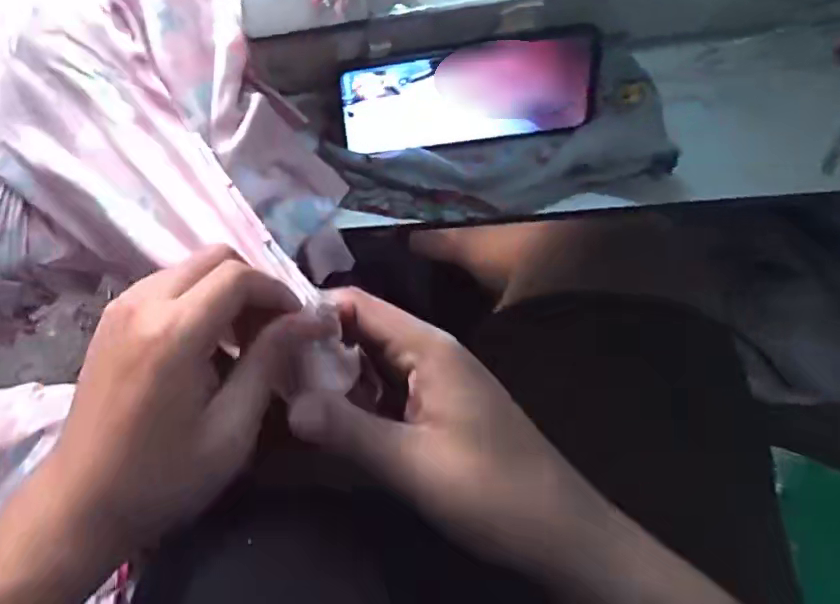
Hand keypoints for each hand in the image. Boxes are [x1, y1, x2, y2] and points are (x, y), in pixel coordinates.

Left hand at [0, 247, 331, 603]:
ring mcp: (123, 302)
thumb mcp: (229, 431)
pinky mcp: (112, 313)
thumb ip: (268, 363)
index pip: (237, 275)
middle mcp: (144, 300)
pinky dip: (195, 296)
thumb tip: (306, 320)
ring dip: (222, 289)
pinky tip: (202, 341)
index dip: (275, 290)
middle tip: (270, 328)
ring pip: (189, 266)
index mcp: (173, 329)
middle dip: (251, 284)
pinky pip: (166, 282)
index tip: (296, 321)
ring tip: (239, 339)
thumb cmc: (161, 478)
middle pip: (214, 257)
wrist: (79, 500)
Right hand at [287, 289, 735, 603]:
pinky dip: (358, 392)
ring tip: (290, 388)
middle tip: (272, 366)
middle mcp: (429, 347)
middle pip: (361, 325)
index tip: (271, 334)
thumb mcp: (414, 465)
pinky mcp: (438, 400)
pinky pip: (386, 381)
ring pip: (371, 355)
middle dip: (318, 343)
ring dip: (336, 370)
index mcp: (427, 345)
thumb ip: (349, 430)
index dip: (313, 311)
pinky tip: (334, 415)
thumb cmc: (493, 493)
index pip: (358, 303)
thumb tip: (287, 403)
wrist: (567, 537)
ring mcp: (436, 374)